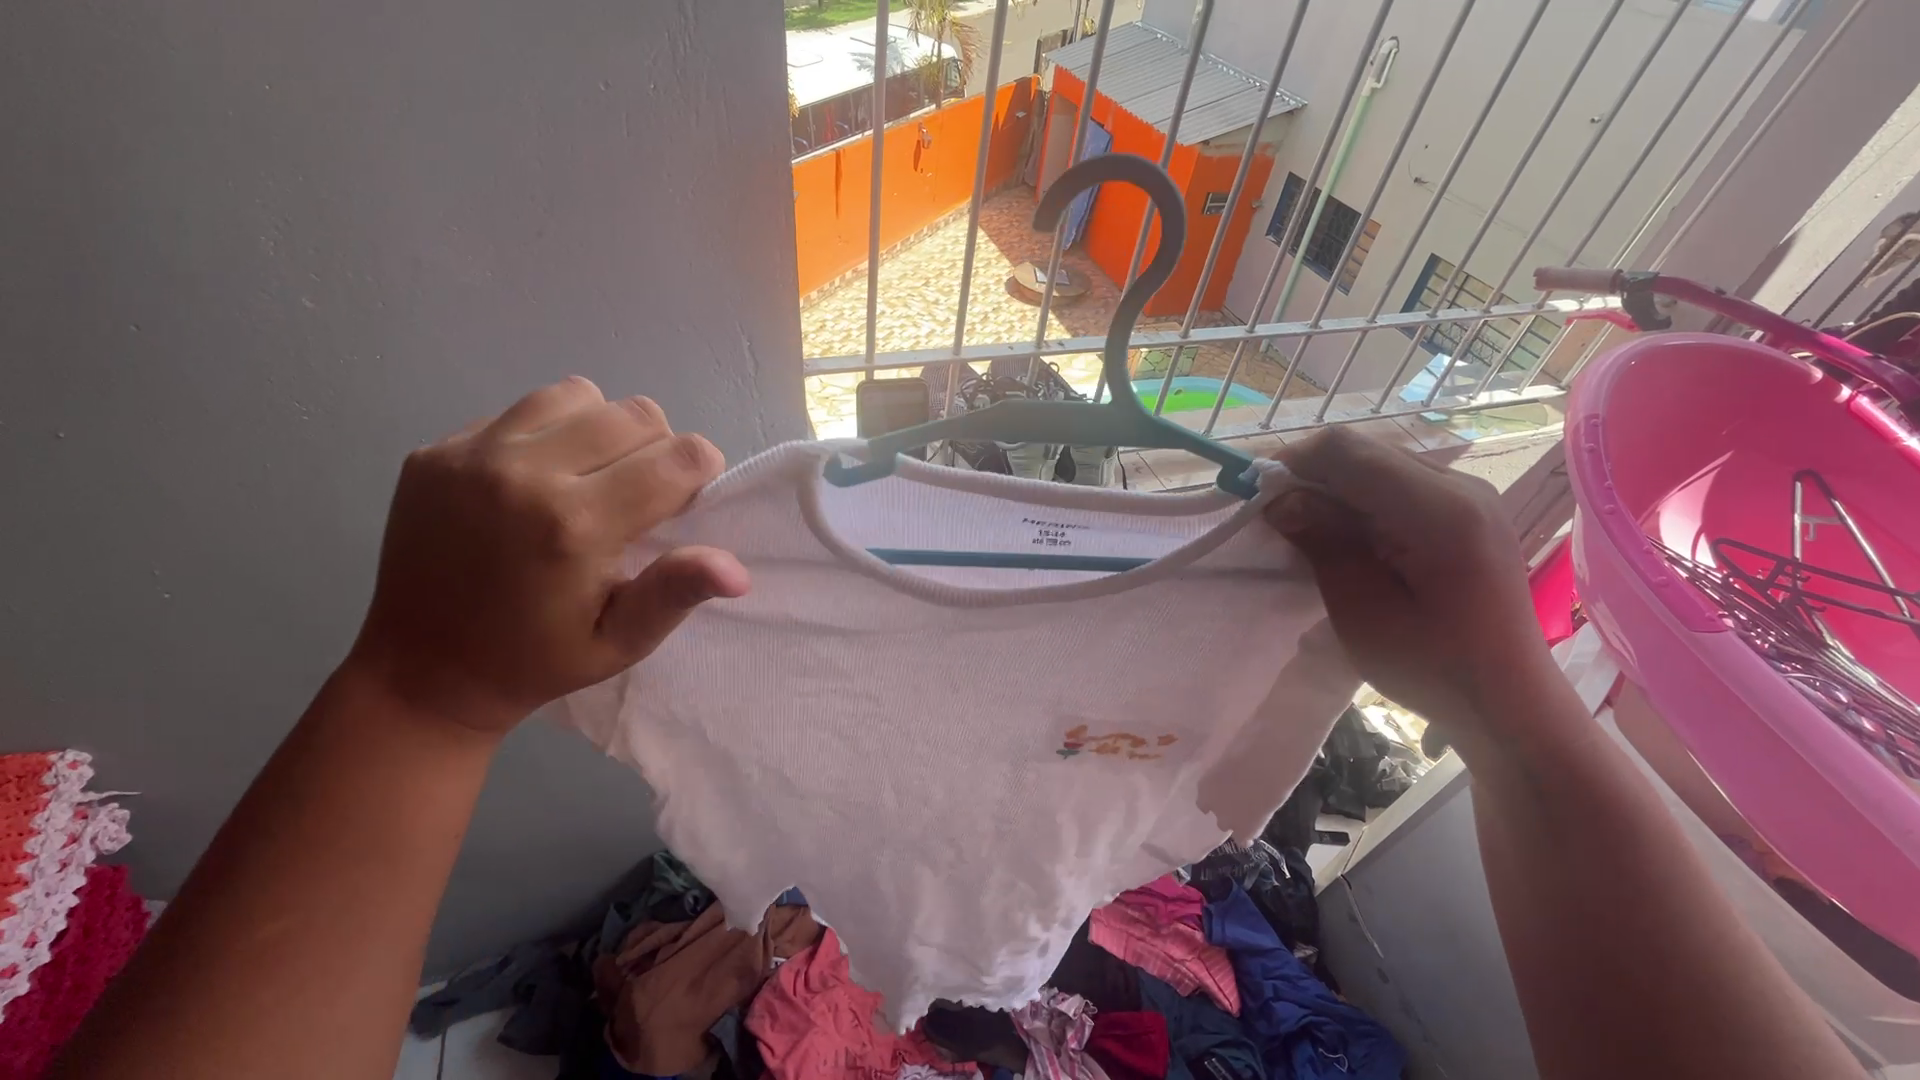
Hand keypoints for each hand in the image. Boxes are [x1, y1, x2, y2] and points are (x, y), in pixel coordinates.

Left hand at [345, 377, 748, 735]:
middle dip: (658, 449)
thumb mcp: (619, 642)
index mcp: (576, 525)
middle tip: (639, 496)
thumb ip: (675, 592)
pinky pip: (519, 410)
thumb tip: (739, 570)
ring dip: (603, 429)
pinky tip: (533, 483)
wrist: (421, 672)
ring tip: (588, 477)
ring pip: (579, 395)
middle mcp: (525, 473)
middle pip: (637, 414)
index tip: (687, 501)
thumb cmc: (537, 661)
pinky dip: (546, 434)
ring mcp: (472, 454)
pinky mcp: (436, 450)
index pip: (679, 456)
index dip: (702, 471)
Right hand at [1267, 427, 1559, 758]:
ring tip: (1301, 527)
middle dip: (1307, 474)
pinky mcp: (1466, 510)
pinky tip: (1342, 534)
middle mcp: (1461, 486)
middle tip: (1270, 515)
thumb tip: (1280, 499)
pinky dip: (1357, 499)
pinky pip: (1396, 484)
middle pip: (1362, 451)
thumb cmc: (1433, 667)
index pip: (1347, 452)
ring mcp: (1468, 495)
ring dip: (1330, 487)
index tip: (1253, 497)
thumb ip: (1324, 543)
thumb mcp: (1363, 610)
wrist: (1509, 701)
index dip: (1291, 463)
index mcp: (1440, 510)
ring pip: (1376, 463)